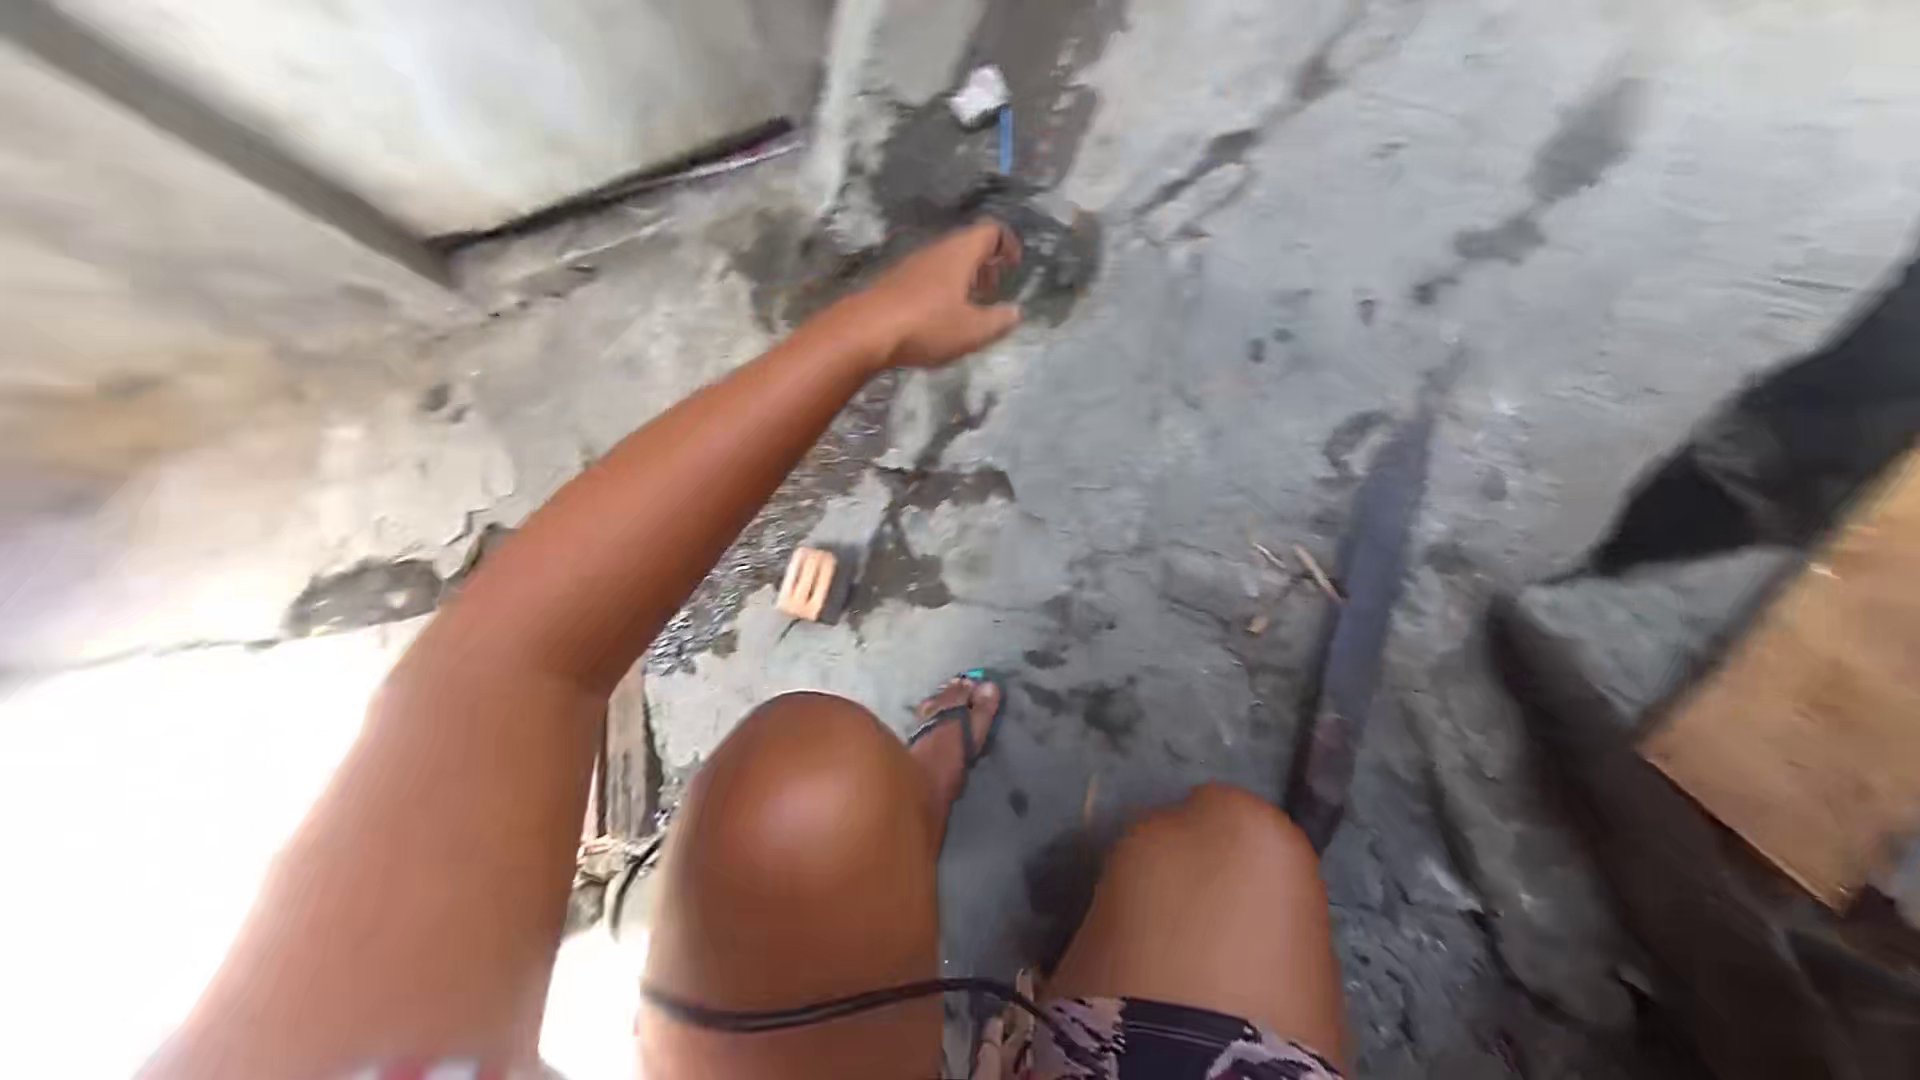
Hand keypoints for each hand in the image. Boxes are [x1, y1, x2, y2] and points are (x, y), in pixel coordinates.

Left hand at [855, 222, 1022, 368]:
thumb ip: (999, 321)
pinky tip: (939, 316)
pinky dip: (942, 289)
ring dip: (962, 278)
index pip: (991, 231)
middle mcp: (936, 251)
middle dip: (985, 263)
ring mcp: (911, 266)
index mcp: (959, 253)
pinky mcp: (894, 283)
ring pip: (946, 262)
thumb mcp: (973, 330)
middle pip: (967, 245)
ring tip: (969, 305)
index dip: (1008, 243)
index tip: (1014, 265)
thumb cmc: (927, 326)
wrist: (866, 332)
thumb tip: (1015, 312)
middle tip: (993, 287)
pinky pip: (927, 278)